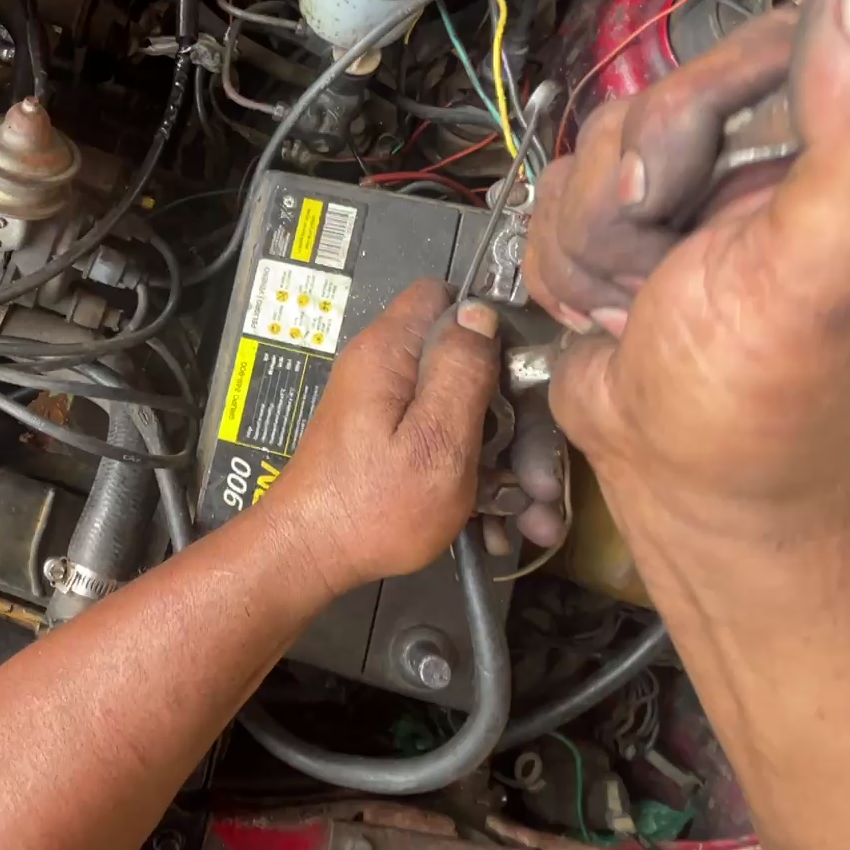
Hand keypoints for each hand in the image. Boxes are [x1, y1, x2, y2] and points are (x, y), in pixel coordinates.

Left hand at [256, 278, 501, 588]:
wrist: (310, 552)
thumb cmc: (372, 505)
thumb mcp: (435, 439)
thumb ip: (460, 371)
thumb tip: (479, 311)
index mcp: (388, 352)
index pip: (441, 296)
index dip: (491, 323)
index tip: (526, 370)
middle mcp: (381, 368)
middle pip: (461, 361)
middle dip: (511, 415)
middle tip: (539, 475)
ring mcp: (382, 404)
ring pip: (458, 408)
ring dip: (501, 458)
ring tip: (531, 515)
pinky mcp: (385, 437)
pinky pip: (438, 438)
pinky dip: (470, 473)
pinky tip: (497, 521)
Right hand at [525, 0, 849, 536]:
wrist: (682, 482)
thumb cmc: (765, 397)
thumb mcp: (836, 275)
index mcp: (848, 145)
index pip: (744, 48)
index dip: (683, 118)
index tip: (676, 204)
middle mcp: (760, 157)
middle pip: (635, 111)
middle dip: (621, 209)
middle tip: (655, 278)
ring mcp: (675, 199)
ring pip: (578, 165)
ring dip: (584, 252)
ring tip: (630, 309)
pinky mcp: (609, 235)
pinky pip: (546, 212)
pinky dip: (558, 271)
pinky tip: (602, 314)